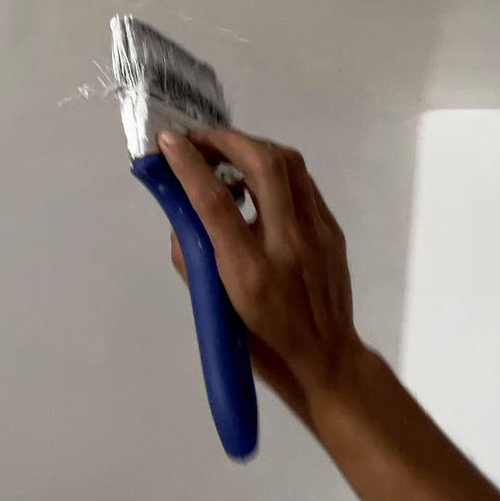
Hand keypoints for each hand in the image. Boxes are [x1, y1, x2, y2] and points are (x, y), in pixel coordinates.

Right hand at [158, 128, 363, 420]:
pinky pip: (301, 181)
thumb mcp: (214, 305)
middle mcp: (288, 244)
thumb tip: (181, 213)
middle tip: (197, 139)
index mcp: (250, 271)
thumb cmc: (259, 343)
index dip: (189, 165)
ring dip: (251, 146)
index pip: (216, 202)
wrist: (326, 360)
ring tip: (224, 150)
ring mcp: (317, 233)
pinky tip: (253, 174)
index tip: (168, 141)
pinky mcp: (331, 229)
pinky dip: (272, 167)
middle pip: (264, 165)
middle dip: (225, 140)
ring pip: (289, 164)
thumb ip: (191, 257)